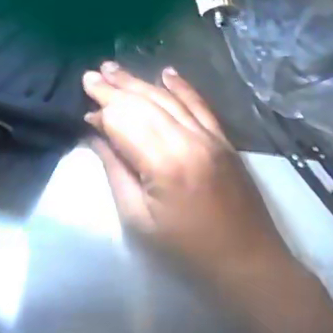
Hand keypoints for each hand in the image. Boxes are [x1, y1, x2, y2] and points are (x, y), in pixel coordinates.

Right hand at [83, 63, 307, 305]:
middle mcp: (187, 139)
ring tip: (114, 69)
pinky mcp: (223, 138)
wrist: (248, 263)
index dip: (103, 109)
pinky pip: (200, 104)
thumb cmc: (186, 250)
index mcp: (163, 163)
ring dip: (141, 82)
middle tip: (91, 74)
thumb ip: (116, 170)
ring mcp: (209, 136)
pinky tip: (166, 73)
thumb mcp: (139, 219)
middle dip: (116, 88)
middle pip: (145, 103)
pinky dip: (182, 87)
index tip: (83, 99)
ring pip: (169, 99)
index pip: (125, 121)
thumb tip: (95, 133)